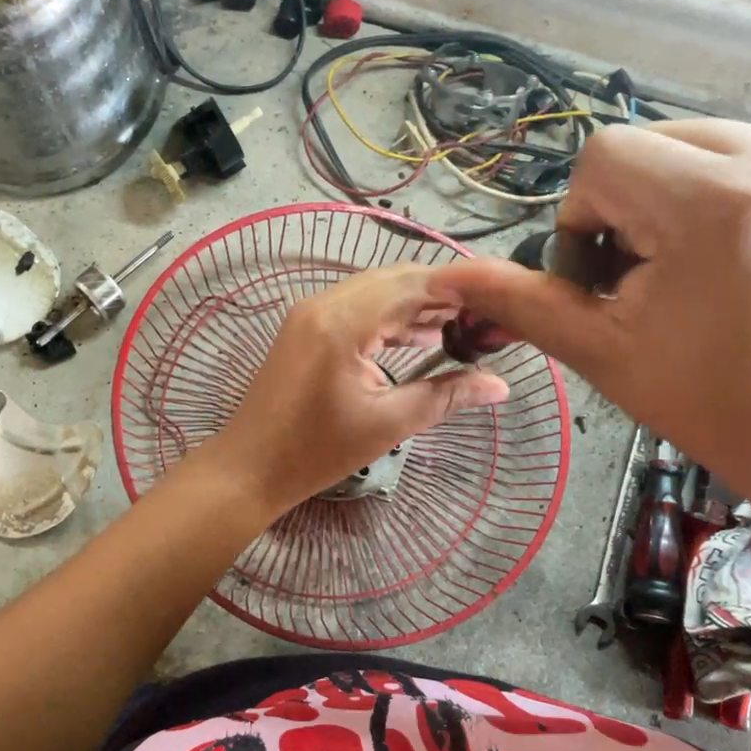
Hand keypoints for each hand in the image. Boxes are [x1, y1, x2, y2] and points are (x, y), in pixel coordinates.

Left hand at [203, 264, 509, 512]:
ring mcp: (309, 313)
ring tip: (464, 328)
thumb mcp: (387, 425)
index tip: (501, 302)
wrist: (249, 469)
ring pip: (376, 292)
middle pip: (396, 280)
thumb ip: (445, 397)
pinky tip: (420, 338)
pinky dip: (389, 318)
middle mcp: (324, 303)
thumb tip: (501, 385)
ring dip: (417, 306)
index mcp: (342, 322)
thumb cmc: (315, 452)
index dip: (462, 289)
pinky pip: (356, 308)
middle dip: (443, 295)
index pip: (414, 284)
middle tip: (488, 318)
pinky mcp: (304, 328)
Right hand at [433, 120, 750, 532]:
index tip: (612, 282)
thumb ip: (524, 302)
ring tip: (711, 275)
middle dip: (637, 205)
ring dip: (689, 198)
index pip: (606, 156)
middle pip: (661, 140)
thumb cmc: (717, 408)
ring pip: (718, 145)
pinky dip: (747, 197)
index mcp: (719, 202)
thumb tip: (448, 275)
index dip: (586, 221)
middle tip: (657, 282)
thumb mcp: (604, 353)